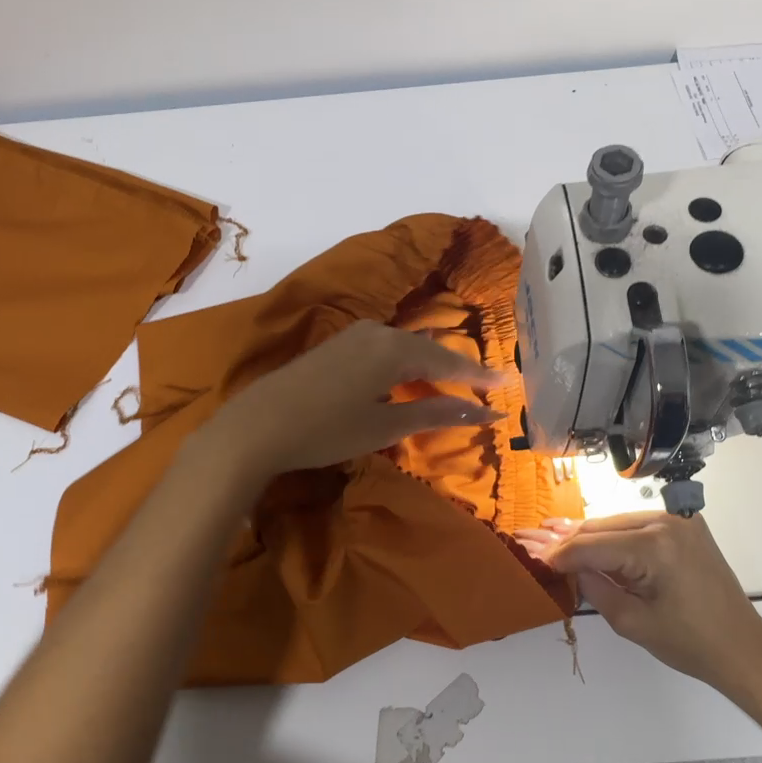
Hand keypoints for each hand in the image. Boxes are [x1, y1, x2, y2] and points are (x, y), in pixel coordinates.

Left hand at [203, 320, 503, 475]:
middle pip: (425, 350)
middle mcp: (377, 332)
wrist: (256, 426)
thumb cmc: (326, 429)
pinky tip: (403, 379)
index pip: (447, 362)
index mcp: (395, 348)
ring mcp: (352, 337)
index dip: (477, 376)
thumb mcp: (385, 426)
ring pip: (402, 348)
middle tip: (480, 386)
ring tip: (448, 384)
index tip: (505, 385)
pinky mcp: (333, 348)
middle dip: (453, 370)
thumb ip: (435, 414)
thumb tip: (483, 411)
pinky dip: (401, 366)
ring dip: (426, 367)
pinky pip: (382, 350)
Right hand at [537, 512, 761, 688]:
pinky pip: (638, 525)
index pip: (591, 545)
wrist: (741, 645)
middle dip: (570, 541)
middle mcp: (666, 521)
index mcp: (654, 546)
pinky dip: (615, 536)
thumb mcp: (631, 622)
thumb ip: (595, 589)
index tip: (533, 560)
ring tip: (559, 547)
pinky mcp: (685, 524)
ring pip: (617, 522)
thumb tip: (569, 569)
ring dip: (590, 537)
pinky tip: (594, 545)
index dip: (559, 554)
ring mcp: (678, 519)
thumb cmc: (689, 643)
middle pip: (602, 526)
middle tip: (538, 549)